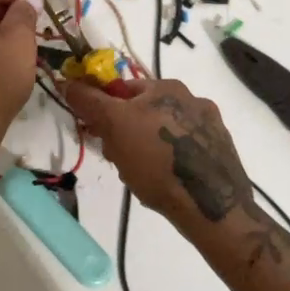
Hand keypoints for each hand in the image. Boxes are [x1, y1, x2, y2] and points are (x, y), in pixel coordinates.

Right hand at [64, 79, 255, 238]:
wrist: (212, 209)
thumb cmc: (155, 160)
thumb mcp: (112, 125)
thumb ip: (87, 99)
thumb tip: (66, 81)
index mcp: (168, 87)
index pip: (121, 89)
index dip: (103, 110)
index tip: (98, 133)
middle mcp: (194, 100)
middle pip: (142, 111)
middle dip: (124, 131)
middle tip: (116, 156)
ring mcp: (212, 128)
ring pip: (161, 132)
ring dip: (145, 146)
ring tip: (139, 173)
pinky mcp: (222, 154)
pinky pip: (182, 151)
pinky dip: (168, 160)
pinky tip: (162, 180)